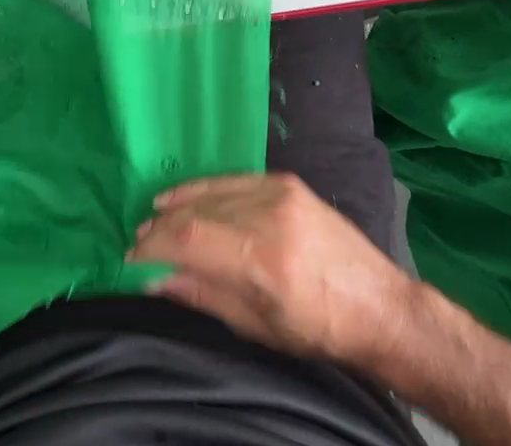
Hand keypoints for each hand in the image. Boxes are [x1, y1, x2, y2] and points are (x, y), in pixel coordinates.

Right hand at [129, 172, 421, 365]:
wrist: (379, 305)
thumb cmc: (319, 329)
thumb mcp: (257, 327)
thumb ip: (203, 295)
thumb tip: (153, 279)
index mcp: (264, 260)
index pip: (190, 239)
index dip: (153, 246)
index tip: (131, 257)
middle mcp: (270, 218)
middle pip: (197, 213)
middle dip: (161, 228)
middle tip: (139, 243)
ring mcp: (281, 195)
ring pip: (212, 194)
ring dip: (177, 207)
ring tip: (153, 220)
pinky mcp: (288, 183)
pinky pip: (233, 181)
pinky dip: (203, 189)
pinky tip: (182, 196)